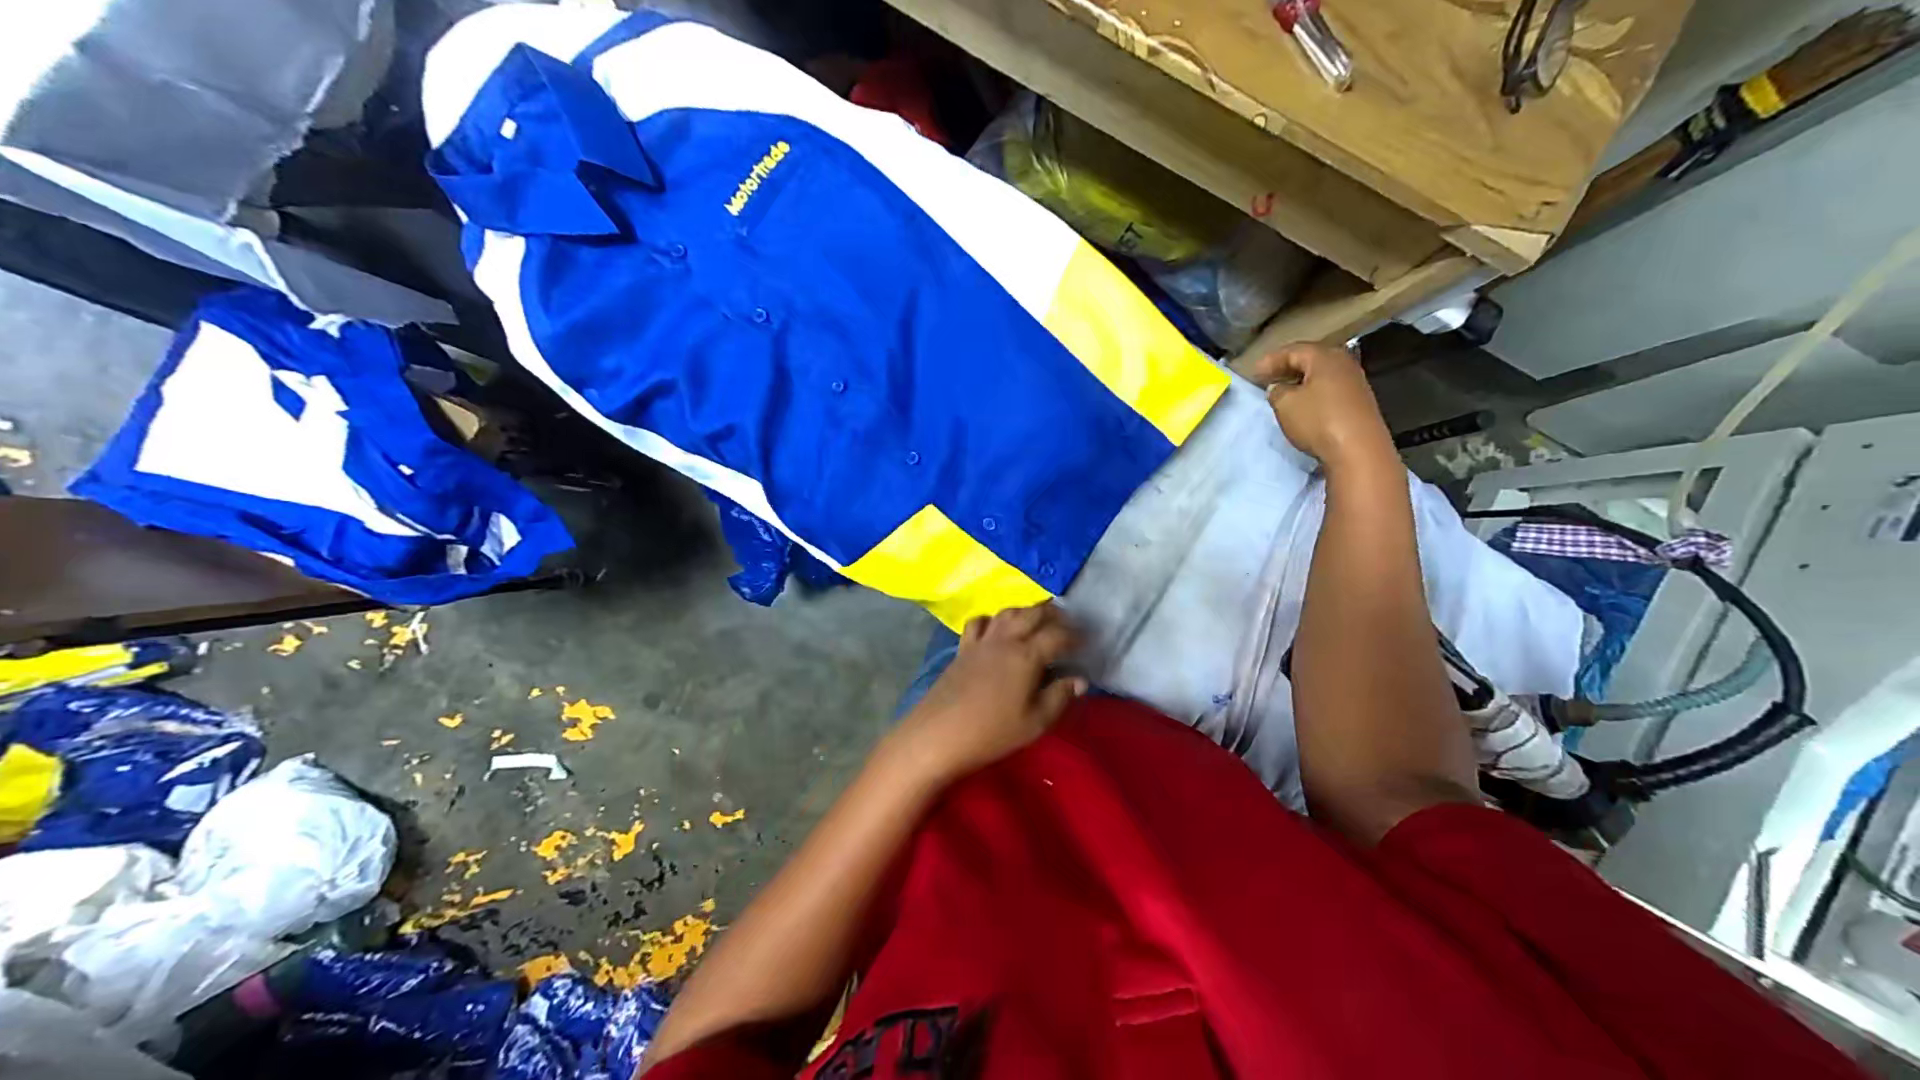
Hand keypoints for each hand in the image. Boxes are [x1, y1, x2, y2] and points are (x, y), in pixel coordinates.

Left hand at [881, 605, 1086, 785]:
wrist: (938, 735)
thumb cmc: (992, 732)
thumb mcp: (1035, 722)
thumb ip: (1059, 697)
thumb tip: (1079, 680)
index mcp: (1027, 655)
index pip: (1058, 635)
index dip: (1075, 636)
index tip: (1086, 642)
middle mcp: (1005, 640)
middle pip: (1033, 613)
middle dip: (1054, 615)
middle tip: (1066, 626)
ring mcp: (981, 641)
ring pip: (1007, 612)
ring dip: (1026, 611)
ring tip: (1037, 622)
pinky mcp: (962, 649)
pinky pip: (979, 622)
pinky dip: (993, 619)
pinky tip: (997, 629)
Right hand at [1249, 343, 1395, 474]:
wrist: (1359, 450)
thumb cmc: (1318, 420)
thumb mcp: (1285, 404)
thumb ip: (1277, 391)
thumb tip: (1279, 387)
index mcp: (1325, 358)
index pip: (1293, 350)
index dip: (1271, 360)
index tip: (1254, 372)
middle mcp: (1344, 364)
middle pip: (1311, 359)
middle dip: (1288, 367)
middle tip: (1268, 377)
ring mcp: (1355, 383)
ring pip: (1322, 375)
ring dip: (1301, 381)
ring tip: (1284, 391)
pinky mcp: (1359, 402)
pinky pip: (1331, 389)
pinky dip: (1314, 392)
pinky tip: (1304, 404)